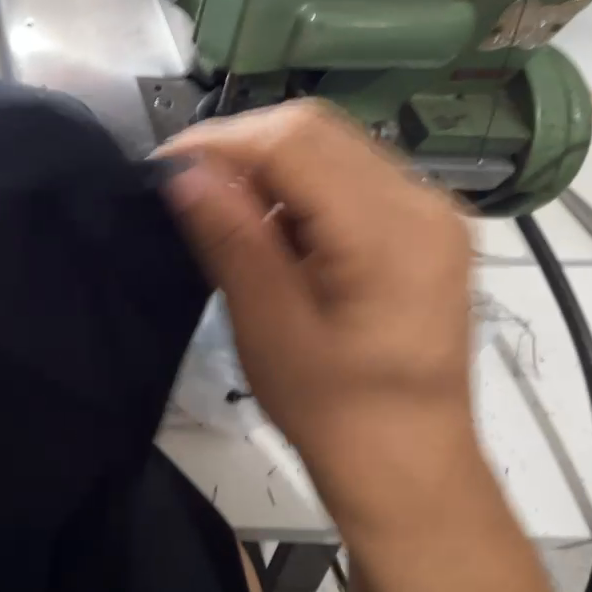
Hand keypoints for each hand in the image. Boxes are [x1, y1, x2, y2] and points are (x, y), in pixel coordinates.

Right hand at [157, 101, 479, 523]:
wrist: (408, 462)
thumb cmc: (334, 408)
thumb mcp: (269, 326)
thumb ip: (231, 239)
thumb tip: (182, 173)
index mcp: (391, 232)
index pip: (292, 141)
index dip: (218, 142)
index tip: (162, 170)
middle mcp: (423, 203)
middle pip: (313, 129)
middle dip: (237, 146)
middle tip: (186, 189)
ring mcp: (428, 210)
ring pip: (326, 143)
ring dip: (262, 163)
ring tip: (221, 209)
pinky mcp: (418, 223)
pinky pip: (343, 170)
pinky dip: (291, 182)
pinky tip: (266, 224)